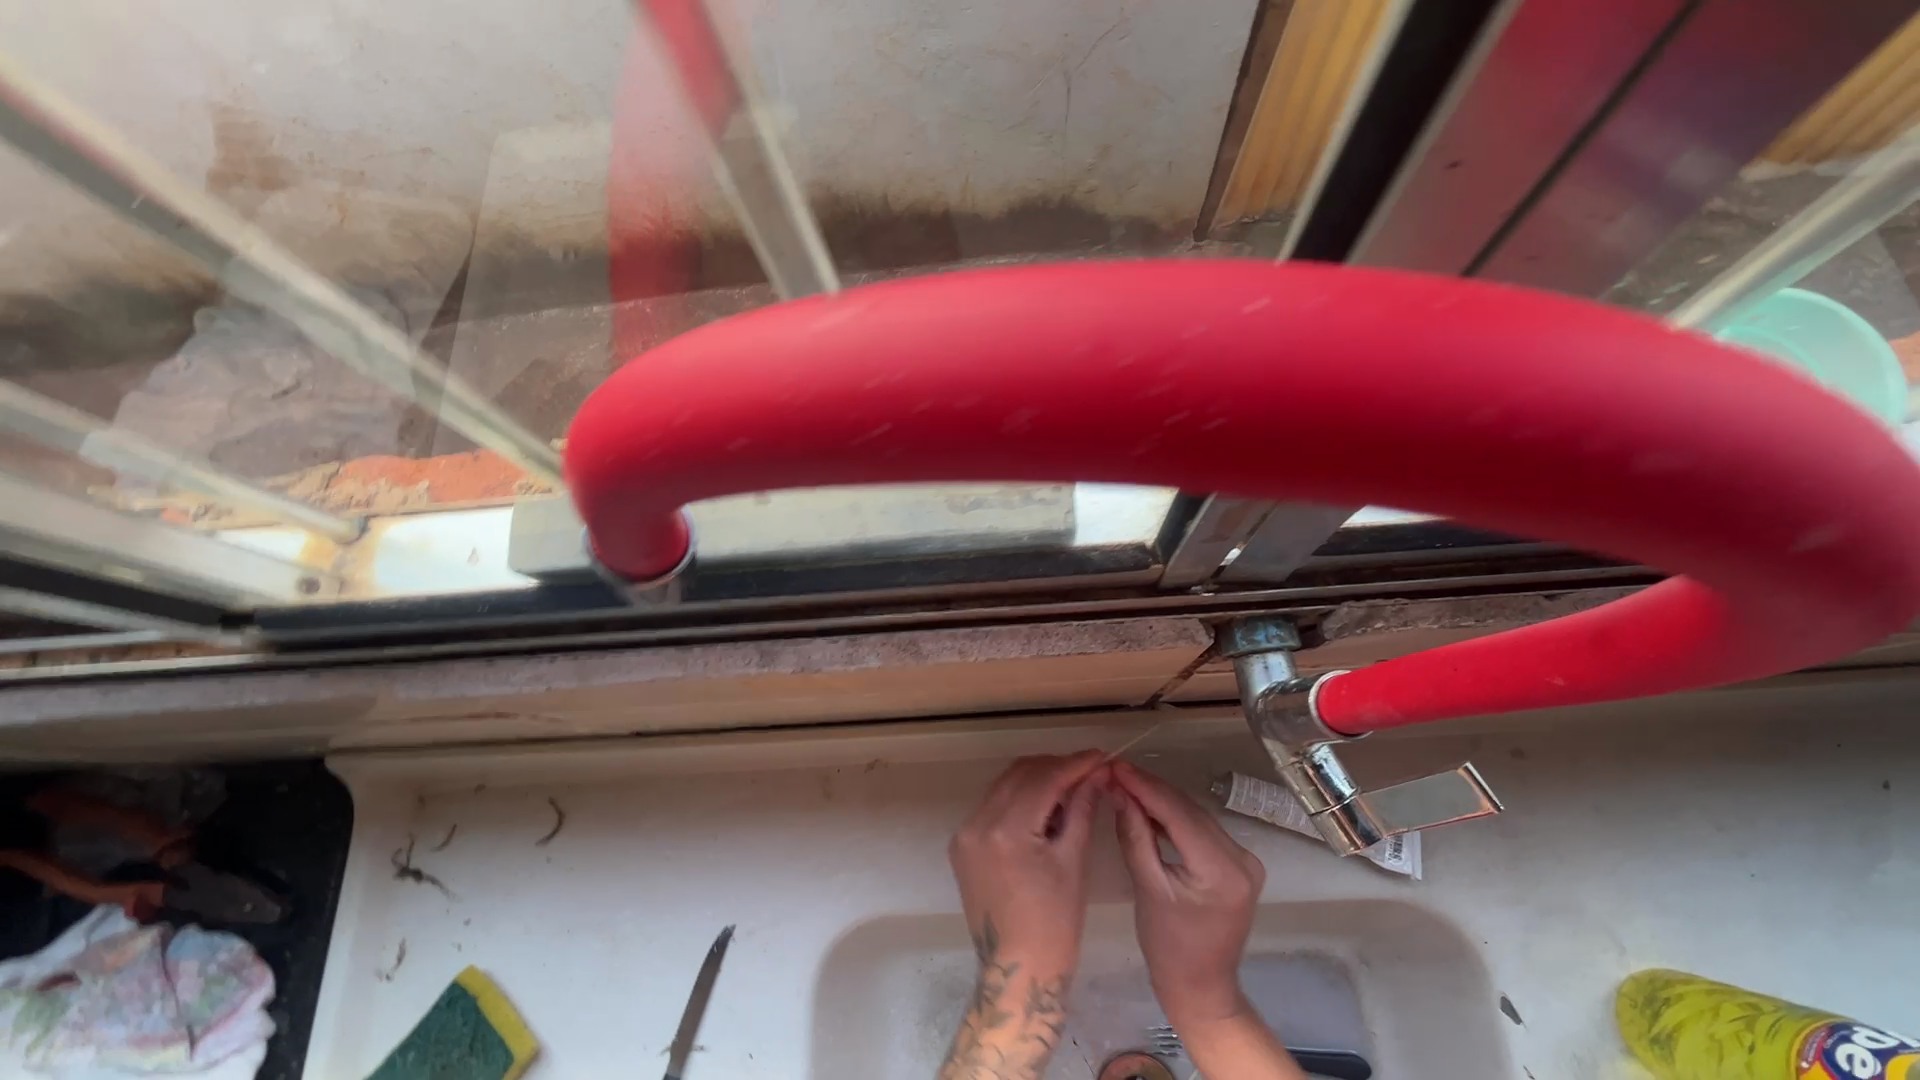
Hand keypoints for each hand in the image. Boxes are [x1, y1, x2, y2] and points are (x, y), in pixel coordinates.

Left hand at [948, 751, 1107, 977]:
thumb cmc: (1055, 922)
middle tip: (1089, 771)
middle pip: (1020, 774)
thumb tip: (1098, 772)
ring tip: (1071, 787)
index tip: (1102, 756)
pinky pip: (992, 805)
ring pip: (1004, 785)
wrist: (1018, 969)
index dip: (1075, 764)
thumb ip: (1082, 808)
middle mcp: (978, 823)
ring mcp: (965, 833)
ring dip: (1036, 779)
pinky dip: (1018, 798)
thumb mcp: (1073, 861)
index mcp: (1007, 830)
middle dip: (1056, 767)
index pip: (1044, 779)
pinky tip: (1044, 808)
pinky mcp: (962, 844)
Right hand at [1111, 761, 1266, 1028]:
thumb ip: (1134, 835)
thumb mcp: (1146, 887)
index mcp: (1223, 870)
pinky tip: (1148, 808)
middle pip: (1189, 812)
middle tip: (1114, 772)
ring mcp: (1245, 861)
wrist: (1199, 986)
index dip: (1145, 787)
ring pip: (1195, 817)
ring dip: (1161, 801)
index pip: (1179, 814)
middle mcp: (1242, 859)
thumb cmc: (1167, 946)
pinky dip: (1174, 819)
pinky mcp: (1238, 864)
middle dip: (1150, 790)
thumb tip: (1118, 790)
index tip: (1115, 766)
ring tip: (1125, 784)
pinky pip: (1201, 831)